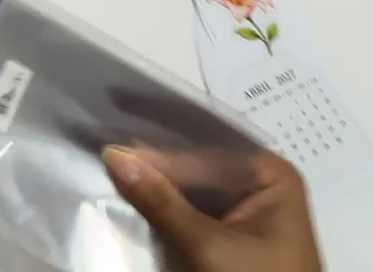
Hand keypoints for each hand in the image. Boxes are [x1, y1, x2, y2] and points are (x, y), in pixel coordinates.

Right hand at [104, 145, 322, 271]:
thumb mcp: (206, 249)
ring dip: (154, 181)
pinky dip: (164, 207)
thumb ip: (159, 199)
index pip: (203, 146)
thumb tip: (112, 154)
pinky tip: (130, 196)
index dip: (157, 139)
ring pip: (191, 186)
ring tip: (108, 164)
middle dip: (152, 158)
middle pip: (197, 162)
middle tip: (102, 141)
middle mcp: (261, 185)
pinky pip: (193, 210)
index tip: (112, 123)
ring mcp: (248, 213)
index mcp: (270, 175)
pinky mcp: (232, 239)